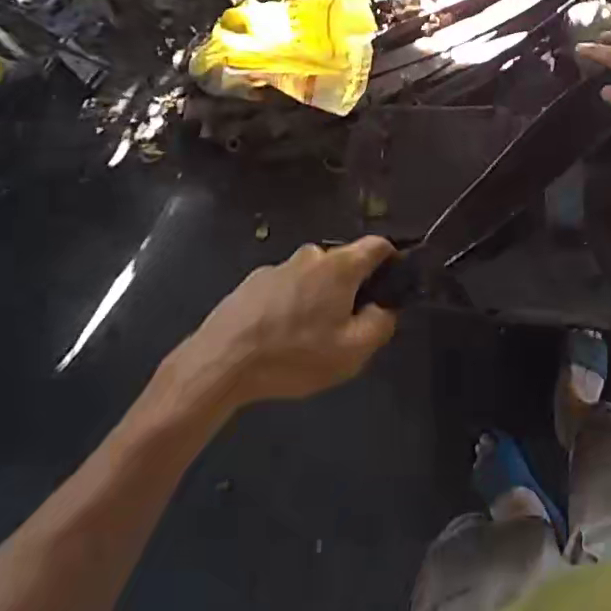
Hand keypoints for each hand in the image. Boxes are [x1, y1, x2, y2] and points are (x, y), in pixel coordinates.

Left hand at [168, 237, 397, 408]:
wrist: (218, 365)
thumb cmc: (293, 355)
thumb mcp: (353, 352)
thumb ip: (381, 324)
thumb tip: (384, 308)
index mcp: (340, 266)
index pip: (378, 245)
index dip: (392, 260)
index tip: (392, 284)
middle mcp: (310, 256)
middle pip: (344, 264)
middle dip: (351, 289)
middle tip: (346, 326)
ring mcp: (277, 267)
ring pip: (313, 278)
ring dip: (318, 298)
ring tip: (307, 338)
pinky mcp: (251, 283)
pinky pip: (285, 289)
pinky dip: (290, 306)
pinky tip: (278, 338)